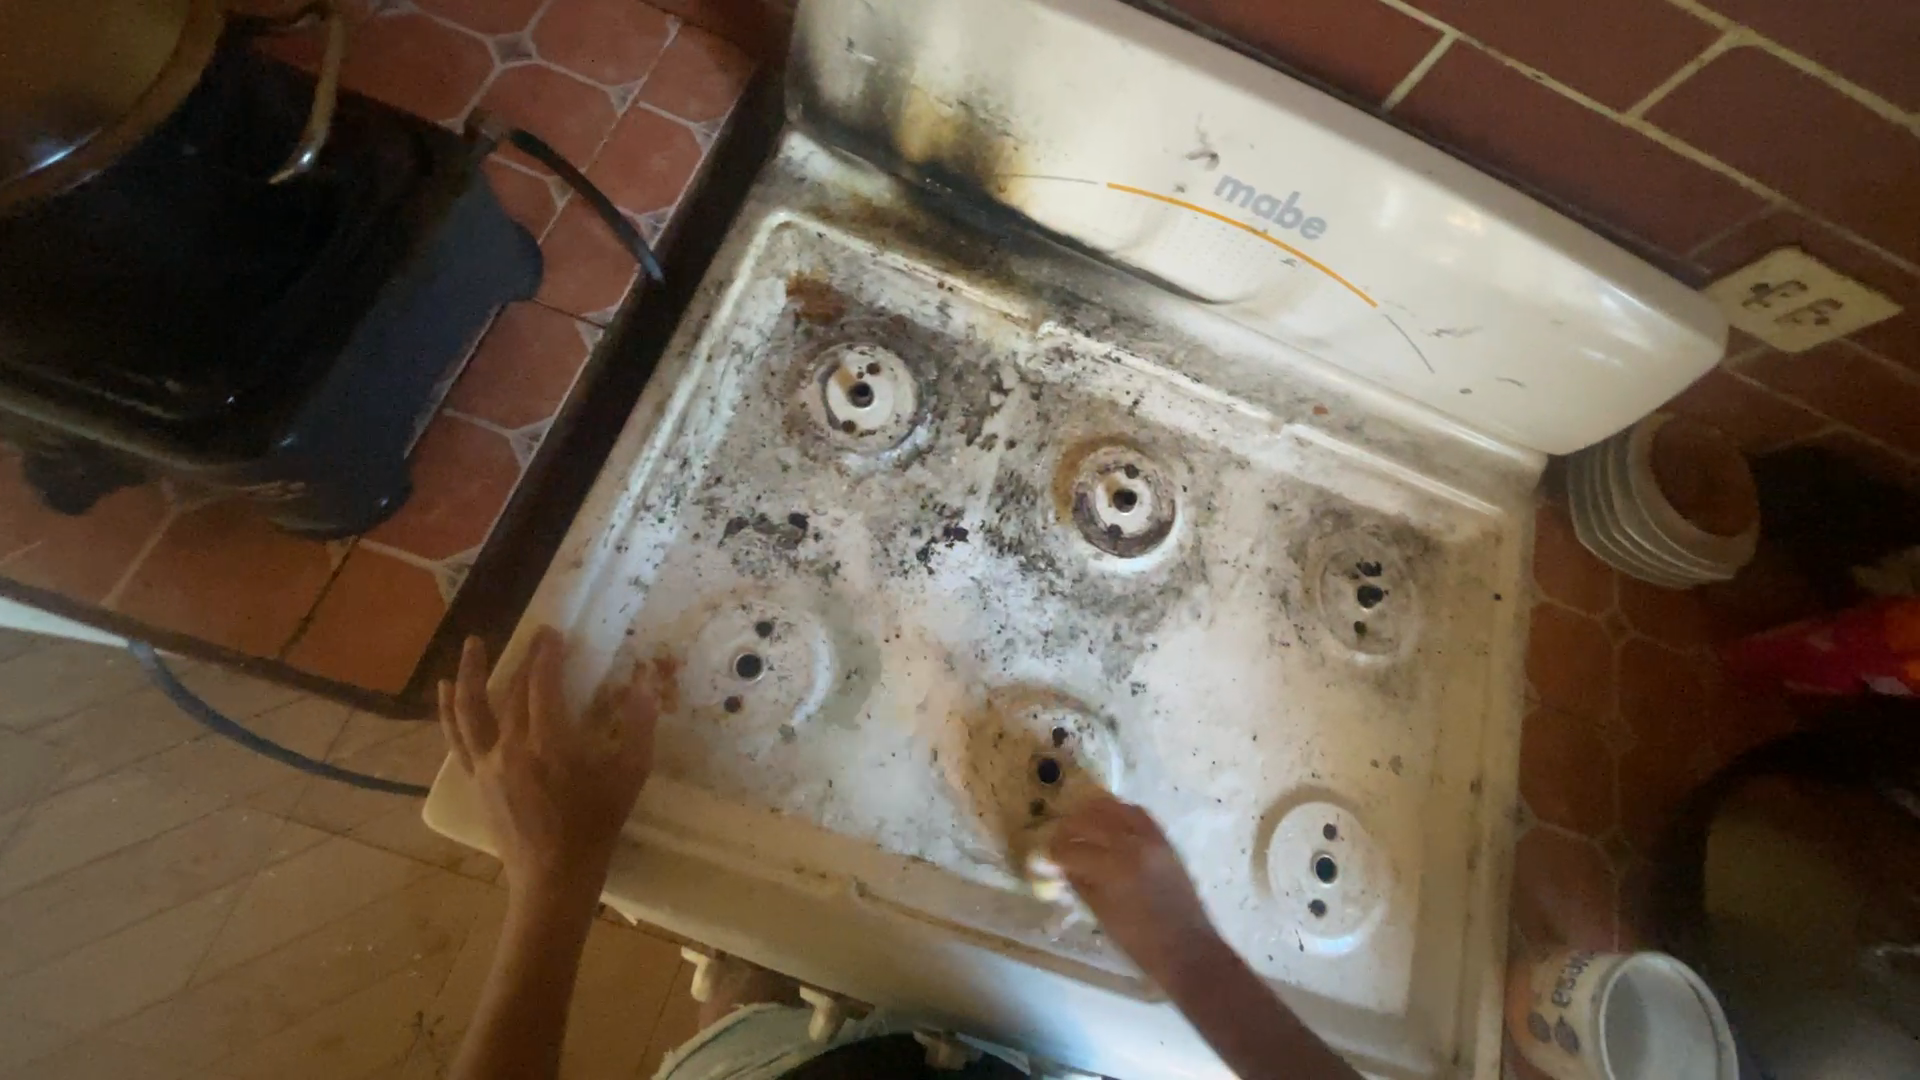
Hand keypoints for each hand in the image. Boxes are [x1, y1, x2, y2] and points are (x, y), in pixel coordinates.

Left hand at [438, 627, 669, 896]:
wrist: (556, 872)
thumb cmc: (598, 821)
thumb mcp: (631, 773)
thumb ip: (638, 728)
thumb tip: (646, 687)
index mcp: (551, 743)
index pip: (543, 686)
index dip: (548, 656)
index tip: (554, 633)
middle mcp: (511, 748)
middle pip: (512, 692)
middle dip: (525, 658)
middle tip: (538, 635)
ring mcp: (487, 764)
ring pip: (471, 709)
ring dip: (470, 673)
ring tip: (472, 644)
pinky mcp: (475, 779)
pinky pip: (456, 738)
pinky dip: (448, 710)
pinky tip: (445, 690)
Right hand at [1048, 796, 1225, 985]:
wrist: (1189, 950)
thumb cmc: (1142, 943)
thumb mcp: (1102, 915)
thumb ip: (1080, 883)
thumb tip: (1062, 864)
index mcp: (1113, 869)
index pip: (1072, 849)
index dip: (1055, 851)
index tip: (1047, 854)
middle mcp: (1131, 845)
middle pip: (1090, 820)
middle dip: (1069, 827)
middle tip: (1060, 837)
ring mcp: (1151, 839)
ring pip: (1114, 808)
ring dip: (1092, 812)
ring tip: (1082, 823)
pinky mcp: (1164, 840)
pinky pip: (1137, 813)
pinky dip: (1119, 812)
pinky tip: (1109, 822)